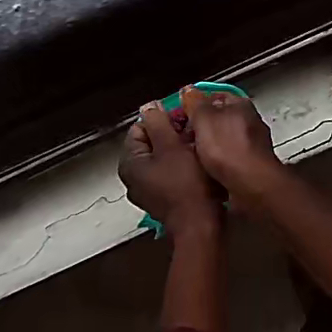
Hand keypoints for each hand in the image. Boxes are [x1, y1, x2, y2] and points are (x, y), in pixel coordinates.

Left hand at [119, 102, 221, 238]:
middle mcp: (134, 179)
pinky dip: (185, 165)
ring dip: (181, 148)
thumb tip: (149, 107)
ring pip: (165, 158)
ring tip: (199, 145)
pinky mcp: (166, 199)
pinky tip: (200, 163)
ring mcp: (150, 191)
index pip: (139, 128)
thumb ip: (157, 122)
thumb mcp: (171, 145)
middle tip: (193, 131)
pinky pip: (173, 173)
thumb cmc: (186, 184)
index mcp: (129, 164)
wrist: (201, 223)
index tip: (182, 118)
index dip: (161, 119)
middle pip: (152, 143)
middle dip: (173, 134)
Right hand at [181, 87, 287, 209]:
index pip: (214, 95)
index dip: (195, 103)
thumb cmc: (233, 150)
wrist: (250, 184)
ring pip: (221, 142)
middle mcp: (249, 122)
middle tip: (183, 135)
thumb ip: (195, 103)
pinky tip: (205, 170)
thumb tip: (188, 92)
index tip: (181, 112)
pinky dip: (215, 164)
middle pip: (218, 119)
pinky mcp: (249, 166)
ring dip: (206, 148)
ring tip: (191, 155)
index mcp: (240, 105)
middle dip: (199, 128)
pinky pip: (226, 161)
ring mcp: (251, 145)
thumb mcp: (204, 119)